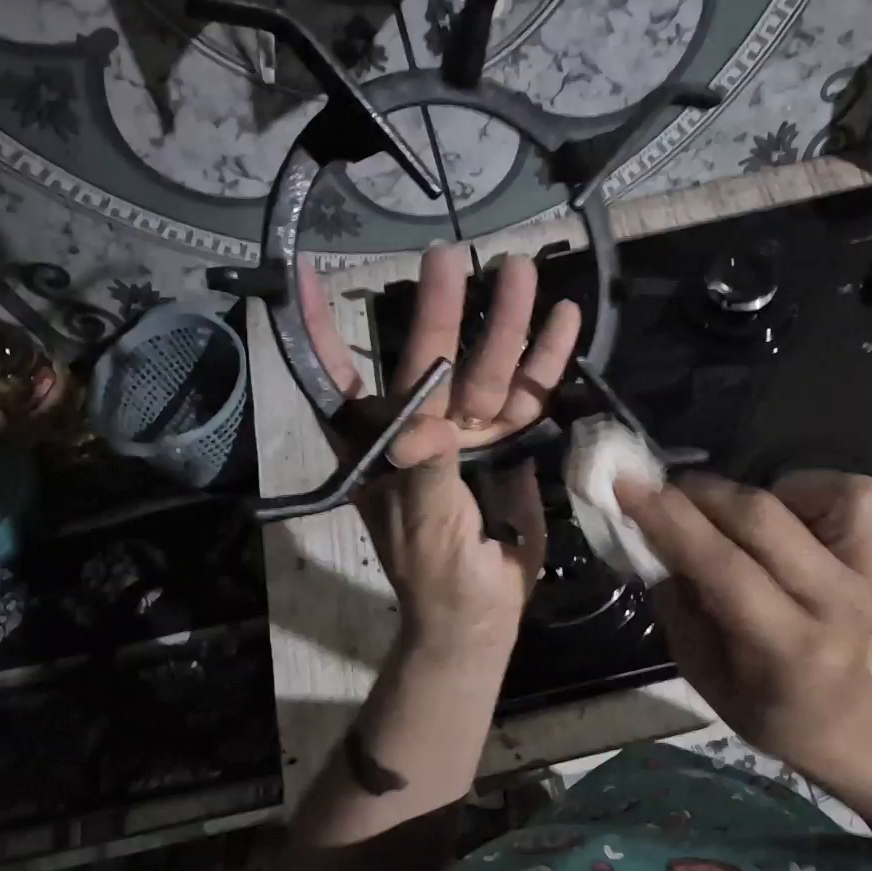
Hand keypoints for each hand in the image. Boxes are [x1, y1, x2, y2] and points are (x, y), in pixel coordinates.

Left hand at [299, 243, 581, 648]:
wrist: (477, 616)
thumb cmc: (436, 573)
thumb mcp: (421, 520)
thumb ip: (423, 466)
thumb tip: (427, 420)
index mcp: (378, 449)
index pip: (343, 380)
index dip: (320, 330)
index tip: (305, 274)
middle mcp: (417, 431)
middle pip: (431, 362)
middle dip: (443, 311)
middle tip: (451, 254)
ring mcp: (465, 437)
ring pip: (484, 373)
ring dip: (505, 326)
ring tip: (521, 272)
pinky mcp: (507, 448)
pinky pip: (524, 401)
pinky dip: (544, 365)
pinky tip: (565, 322)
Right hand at [616, 470, 871, 765]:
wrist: (839, 717)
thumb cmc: (758, 703)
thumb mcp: (699, 667)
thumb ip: (677, 601)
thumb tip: (652, 532)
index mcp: (788, 648)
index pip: (724, 567)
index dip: (670, 520)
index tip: (626, 485)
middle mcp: (835, 604)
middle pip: (760, 518)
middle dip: (698, 495)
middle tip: (662, 495)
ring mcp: (866, 574)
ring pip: (801, 495)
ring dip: (745, 495)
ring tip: (723, 518)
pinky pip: (852, 491)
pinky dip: (807, 488)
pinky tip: (784, 513)